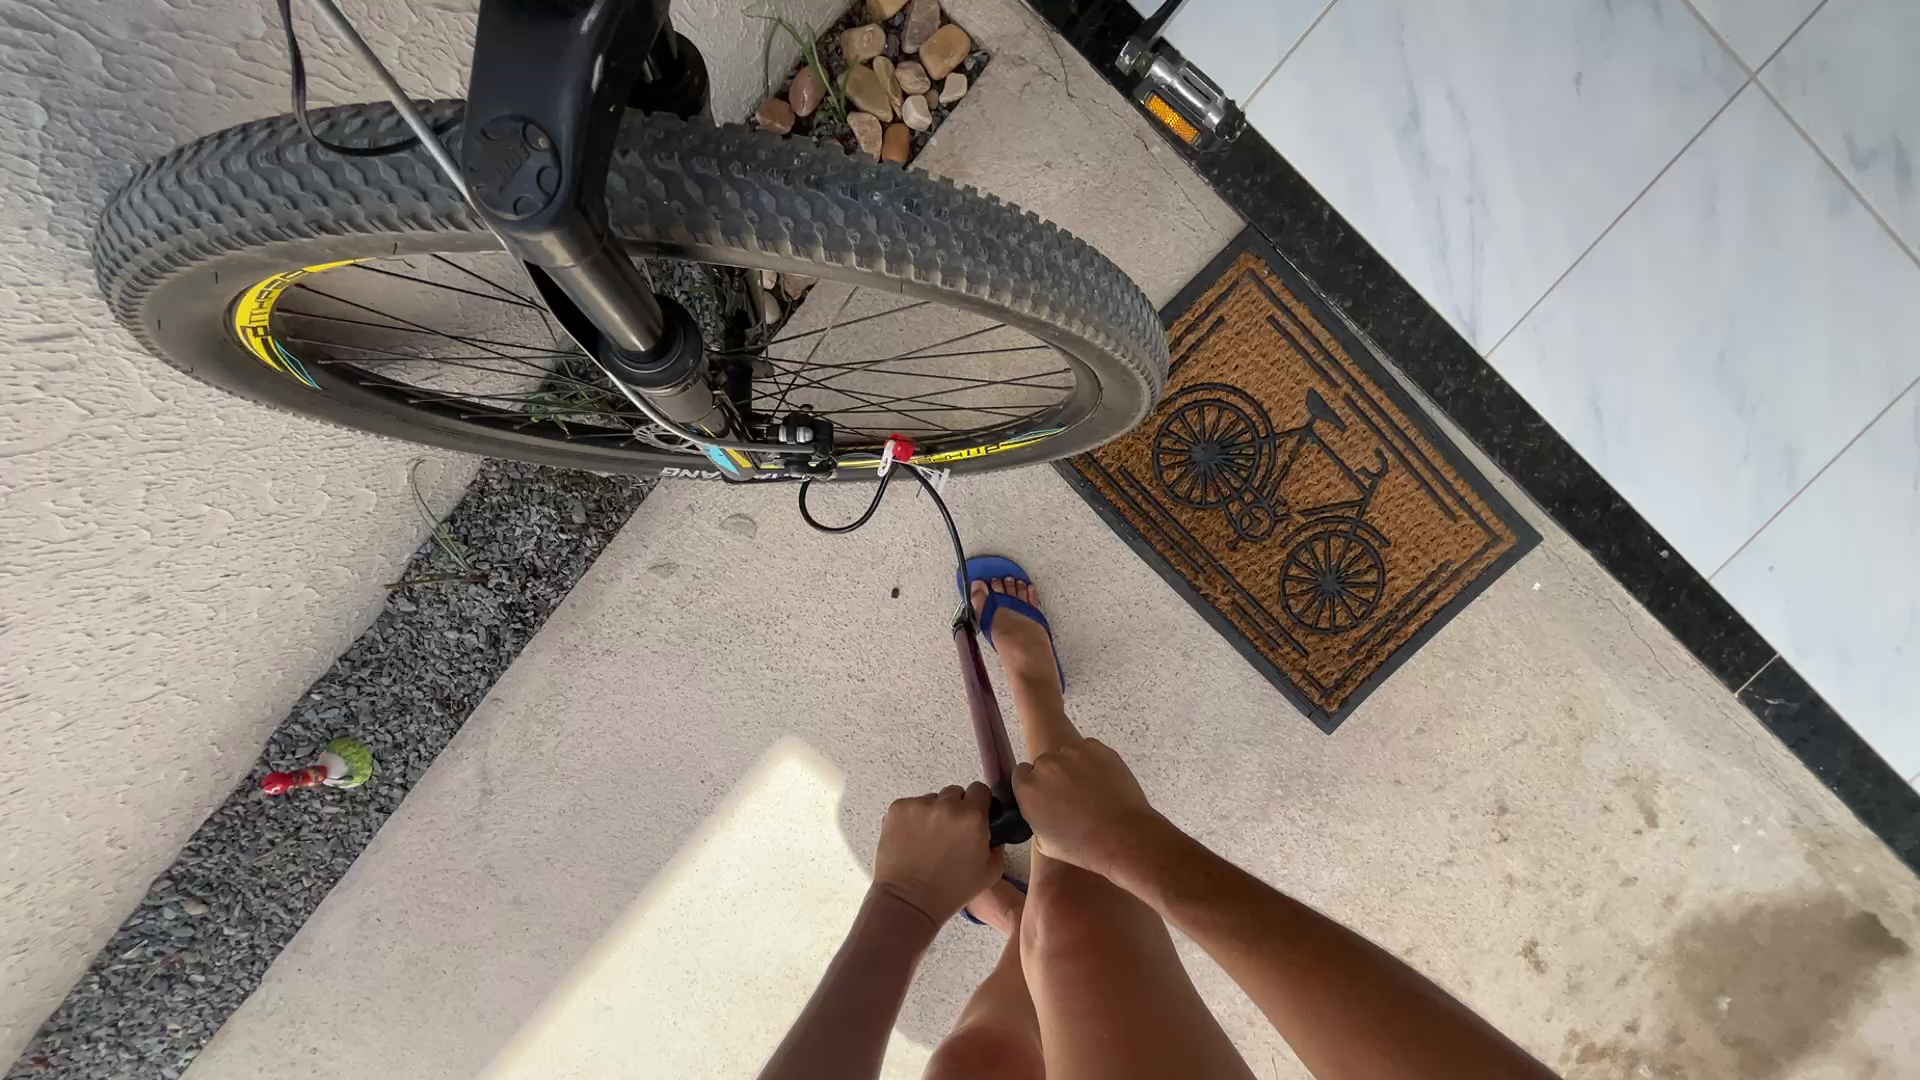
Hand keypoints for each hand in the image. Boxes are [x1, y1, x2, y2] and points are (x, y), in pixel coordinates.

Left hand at [872, 782, 1005, 926]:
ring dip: (932, 813)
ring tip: (928, 840)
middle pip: (954, 793)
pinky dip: (911, 818)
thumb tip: (992, 828)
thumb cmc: (951, 891)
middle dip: (955, 809)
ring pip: (931, 799)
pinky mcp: (897, 809)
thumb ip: (997, 843)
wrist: (909, 902)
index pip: (979, 790)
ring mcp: (919, 805)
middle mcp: (946, 806)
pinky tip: (912, 840)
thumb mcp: (990, 873)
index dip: (978, 802)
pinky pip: (910, 806)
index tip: (973, 815)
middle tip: (950, 832)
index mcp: (972, 817)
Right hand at [1013, 737, 1166, 879]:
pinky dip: (1094, 762)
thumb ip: (1035, 816)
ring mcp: (1070, 753)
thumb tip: (1040, 808)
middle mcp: (1045, 765)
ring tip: (1091, 790)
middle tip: (1071, 794)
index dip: (1034, 783)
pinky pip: (1088, 750)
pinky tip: (1104, 782)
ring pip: (1067, 755)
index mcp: (1028, 789)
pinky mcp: (1094, 748)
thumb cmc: (1085, 846)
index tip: (1046, 793)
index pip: (1021, 773)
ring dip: (1074, 768)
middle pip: (1044, 763)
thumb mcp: (1045, 842)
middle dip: (1054, 775)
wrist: (1124, 837)